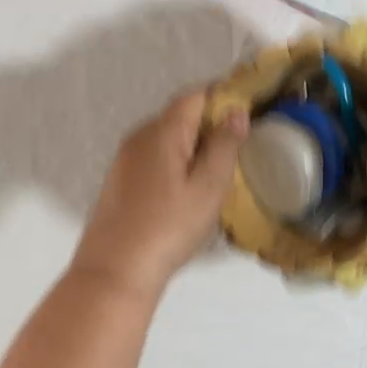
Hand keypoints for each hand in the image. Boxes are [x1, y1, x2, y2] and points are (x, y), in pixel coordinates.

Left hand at [72, 89, 247, 298]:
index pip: (196, 95)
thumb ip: (225, 145)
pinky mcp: (121, 181)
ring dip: (196, 142)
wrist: (115, 272)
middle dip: (212, 120)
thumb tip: (236, 111)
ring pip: (168, 136)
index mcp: (163, 132)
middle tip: (242, 143)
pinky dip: (178, 159)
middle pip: (181, 114)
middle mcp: (140, 136)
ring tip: (221, 168)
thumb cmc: (169, 226)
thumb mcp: (209, 186)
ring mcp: (126, 159)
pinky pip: (156, 155)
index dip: (224, 95)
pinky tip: (191, 187)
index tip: (251, 108)